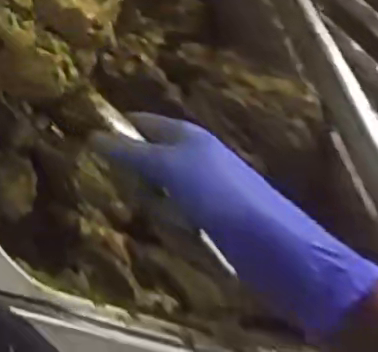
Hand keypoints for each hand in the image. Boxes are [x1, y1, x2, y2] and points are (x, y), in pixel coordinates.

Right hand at [93, 114, 377, 340]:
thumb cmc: (223, 198)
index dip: (114, 130)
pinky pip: (175, 215)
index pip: (137, 122)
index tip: (90, 146)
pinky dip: (174, 225)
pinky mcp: (213, 219)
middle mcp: (192, 156)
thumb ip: (128, 152)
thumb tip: (90, 134)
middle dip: (135, 176)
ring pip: (156, 190)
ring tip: (170, 218)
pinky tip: (185, 234)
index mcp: (184, 134)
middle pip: (143, 157)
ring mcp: (204, 188)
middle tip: (135, 190)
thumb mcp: (168, 169)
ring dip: (156, 206)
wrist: (287, 256)